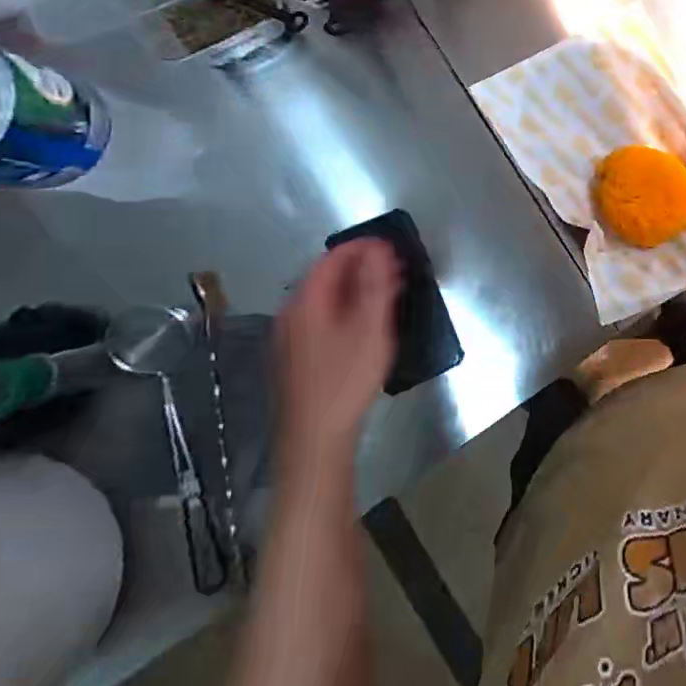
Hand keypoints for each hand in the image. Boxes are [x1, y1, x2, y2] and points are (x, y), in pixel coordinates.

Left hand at [274, 239, 401, 461]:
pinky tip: (365, 323)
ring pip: (324, 298)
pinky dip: (345, 308)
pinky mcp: (296, 357)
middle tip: (394, 269)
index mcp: (306, 302)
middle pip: (325, 276)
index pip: (332, 257)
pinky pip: (321, 317)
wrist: (314, 438)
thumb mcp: (370, 328)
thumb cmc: (345, 380)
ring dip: (355, 288)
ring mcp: (290, 337)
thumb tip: (380, 250)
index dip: (362, 247)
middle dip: (361, 266)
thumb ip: (376, 285)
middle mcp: (291, 313)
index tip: (391, 247)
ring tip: (387, 293)